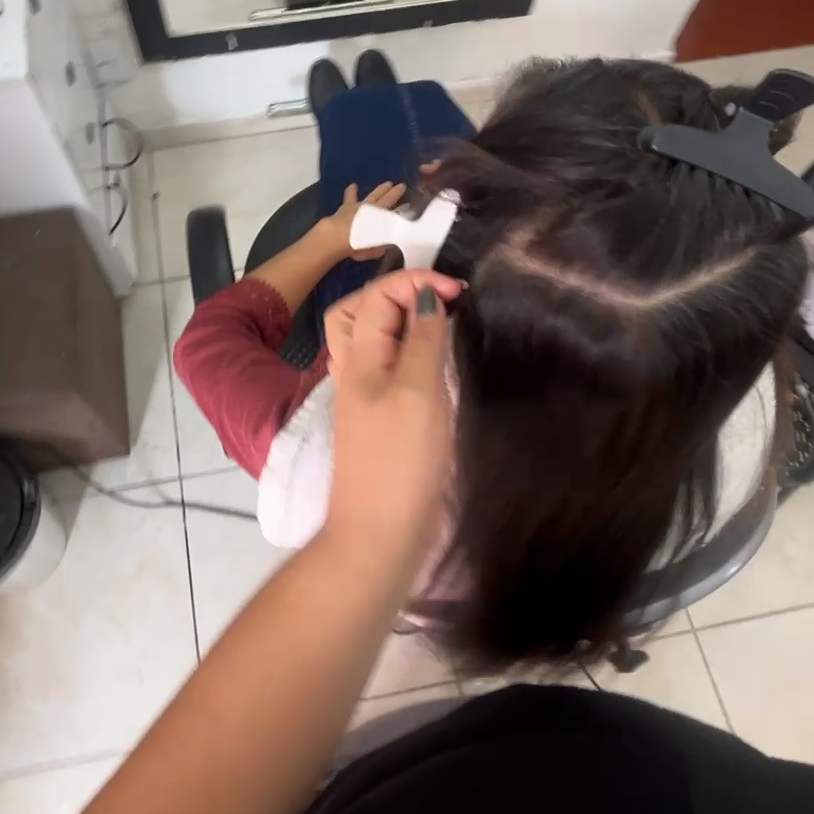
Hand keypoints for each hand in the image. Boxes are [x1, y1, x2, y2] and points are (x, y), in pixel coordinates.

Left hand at [313, 182, 406, 261]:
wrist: (338, 236)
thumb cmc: (358, 245)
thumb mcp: (374, 250)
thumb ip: (382, 246)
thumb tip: (389, 244)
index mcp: (382, 220)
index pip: (395, 214)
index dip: (403, 209)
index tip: (410, 204)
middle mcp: (374, 210)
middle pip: (387, 200)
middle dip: (395, 193)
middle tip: (402, 185)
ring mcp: (360, 206)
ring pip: (373, 195)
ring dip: (380, 189)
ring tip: (387, 183)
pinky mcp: (347, 206)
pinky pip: (350, 196)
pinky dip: (352, 191)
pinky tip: (353, 185)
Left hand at [321, 269, 464, 554]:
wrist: (379, 532)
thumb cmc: (400, 460)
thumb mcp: (416, 391)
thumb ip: (421, 340)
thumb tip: (426, 297)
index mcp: (357, 356)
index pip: (376, 296)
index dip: (414, 281)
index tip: (458, 290)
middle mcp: (354, 369)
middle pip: (359, 312)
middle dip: (397, 293)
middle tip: (441, 299)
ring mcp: (364, 395)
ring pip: (371, 340)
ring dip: (400, 321)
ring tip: (437, 322)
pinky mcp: (379, 418)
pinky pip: (387, 367)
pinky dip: (407, 351)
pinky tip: (432, 361)